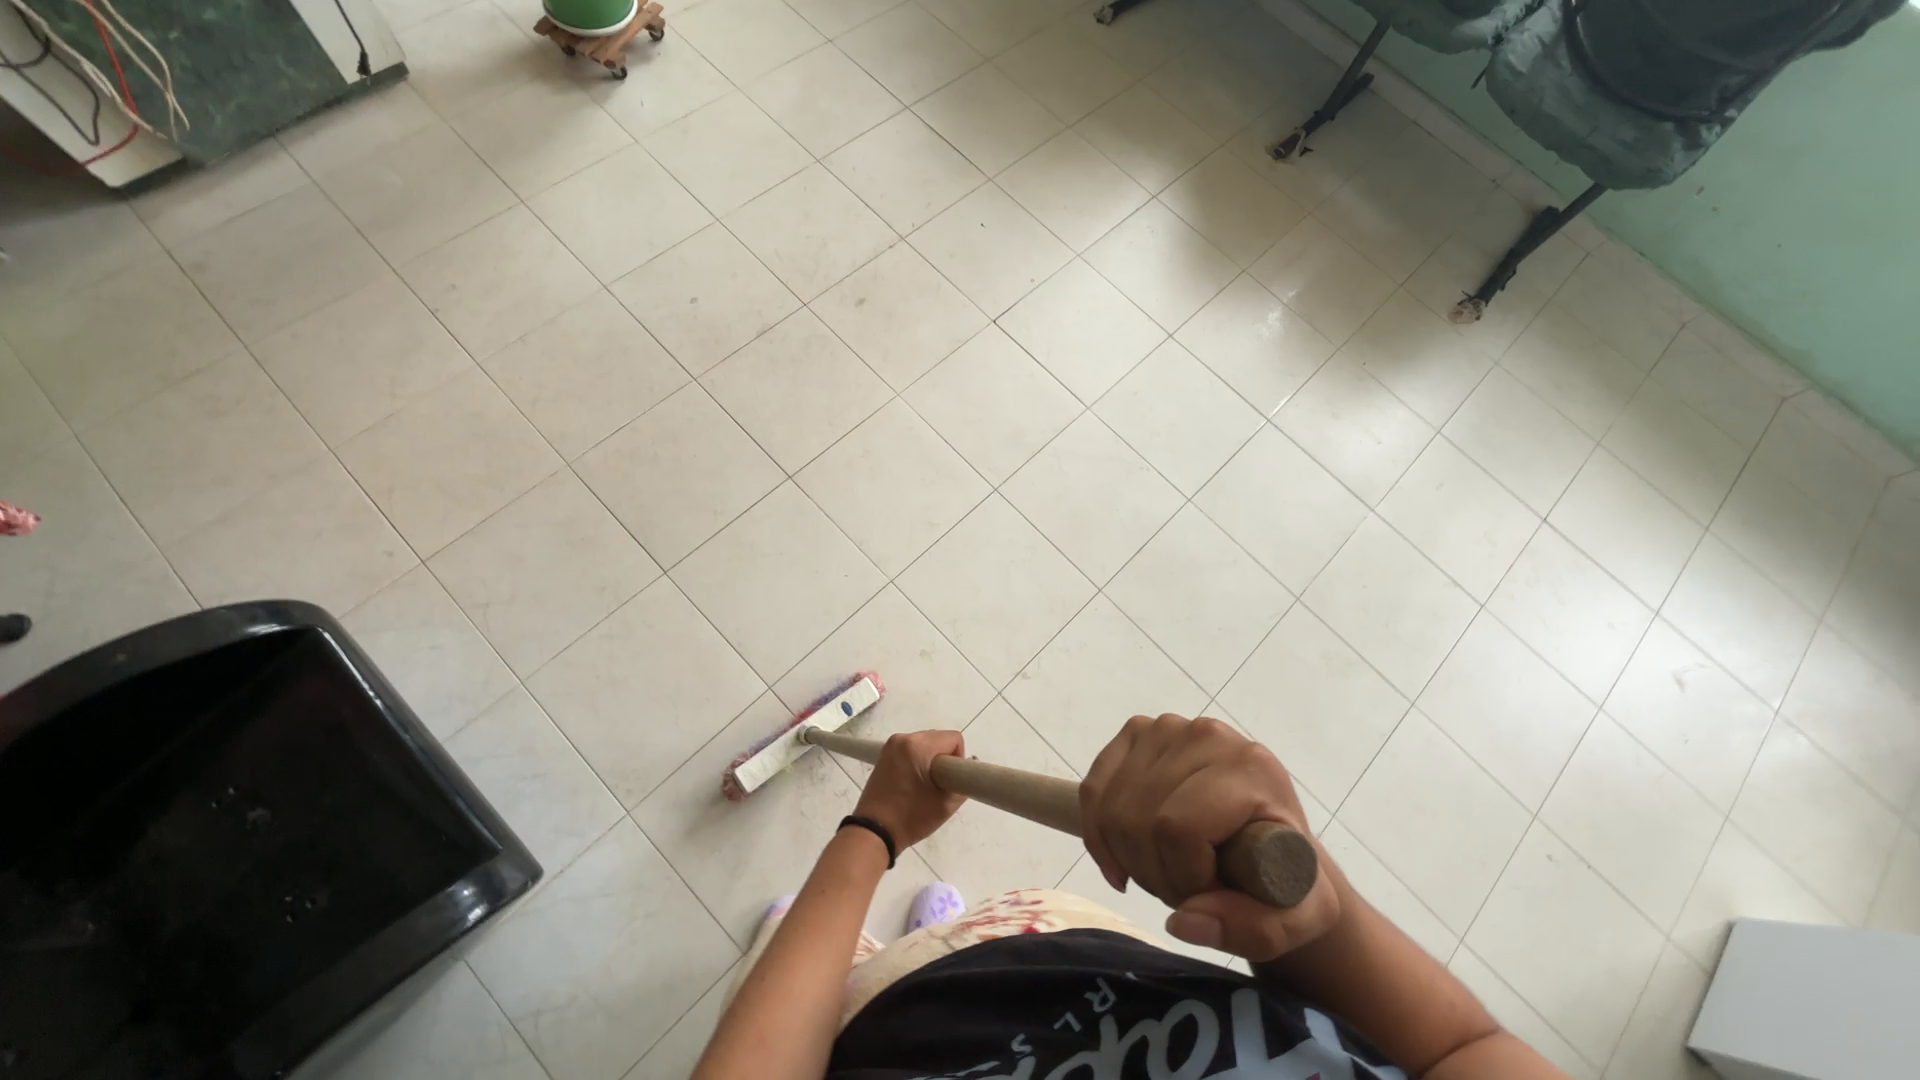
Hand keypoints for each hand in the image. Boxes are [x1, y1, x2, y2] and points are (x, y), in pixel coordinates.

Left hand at [853, 730, 967, 850]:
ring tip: (924, 786)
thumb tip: (965, 767)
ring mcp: (890, 745)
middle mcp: (903, 738)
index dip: (958, 759)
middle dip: (943, 758)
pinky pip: (910, 750)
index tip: (950, 780)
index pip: (953, 738)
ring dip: (930, 759)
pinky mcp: (883, 755)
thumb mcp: (946, 805)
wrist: (874, 831)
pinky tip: (912, 783)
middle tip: (939, 785)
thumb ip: (964, 783)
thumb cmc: (912, 818)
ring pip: (924, 743)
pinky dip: (917, 761)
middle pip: (938, 738)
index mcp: (918, 746)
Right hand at [1080, 714, 1342, 961]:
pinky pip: (1093, 792)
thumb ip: (1251, 929)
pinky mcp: (1136, 733)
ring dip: (1129, 858)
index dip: (1181, 876)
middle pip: (1139, 819)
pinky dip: (1098, 836)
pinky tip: (1124, 860)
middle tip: (1187, 891)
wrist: (1273, 845)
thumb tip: (1181, 922)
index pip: (1178, 826)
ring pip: (1111, 809)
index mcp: (1251, 768)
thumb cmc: (1287, 881)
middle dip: (1155, 873)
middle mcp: (1205, 735)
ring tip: (1166, 872)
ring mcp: (1165, 729)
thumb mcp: (1296, 921)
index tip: (1209, 895)